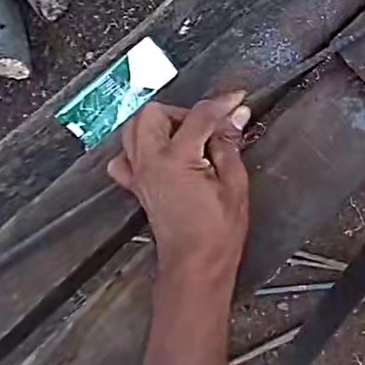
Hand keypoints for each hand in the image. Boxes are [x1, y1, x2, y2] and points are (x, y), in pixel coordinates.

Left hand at [108, 92, 251, 291]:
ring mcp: (139, 174)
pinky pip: (126, 157)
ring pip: (134, 129)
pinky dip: (140, 148)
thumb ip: (230, 145)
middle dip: (185, 111)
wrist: (195, 266)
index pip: (199, 116)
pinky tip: (162, 154)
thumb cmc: (218, 232)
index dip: (222, 103)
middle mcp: (150, 162)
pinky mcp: (137, 187)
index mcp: (176, 160)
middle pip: (154, 113)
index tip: (238, 99)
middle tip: (211, 123)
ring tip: (190, 136)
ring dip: (161, 123)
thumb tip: (235, 116)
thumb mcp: (234, 184)